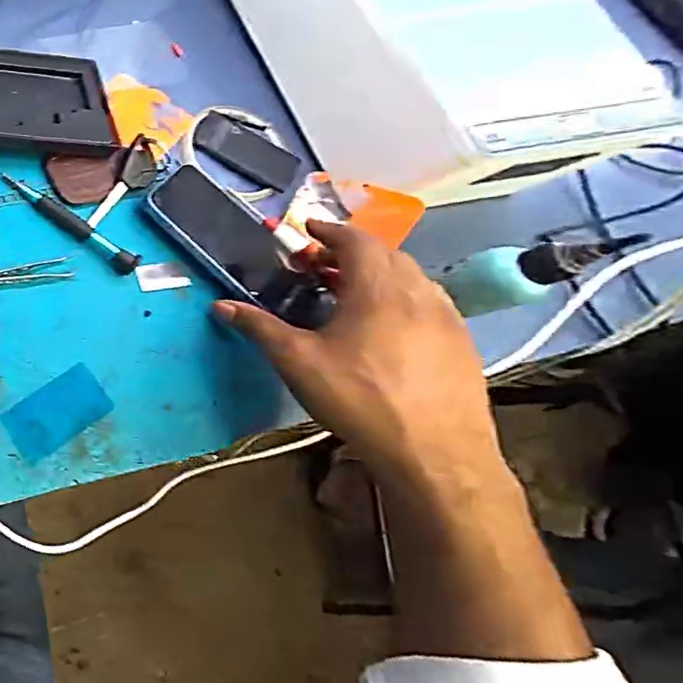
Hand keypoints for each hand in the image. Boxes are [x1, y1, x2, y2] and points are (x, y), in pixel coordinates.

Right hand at [212, 220, 502, 488]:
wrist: (435, 453)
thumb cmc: (359, 398)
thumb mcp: (297, 361)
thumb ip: (259, 327)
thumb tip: (220, 306)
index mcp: (378, 290)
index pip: (357, 241)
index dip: (330, 230)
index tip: (307, 229)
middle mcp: (419, 294)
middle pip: (386, 255)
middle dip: (350, 251)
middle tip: (318, 263)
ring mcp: (447, 319)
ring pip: (411, 278)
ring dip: (377, 273)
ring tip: (348, 291)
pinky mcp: (462, 344)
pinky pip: (428, 303)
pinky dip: (400, 297)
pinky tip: (384, 325)